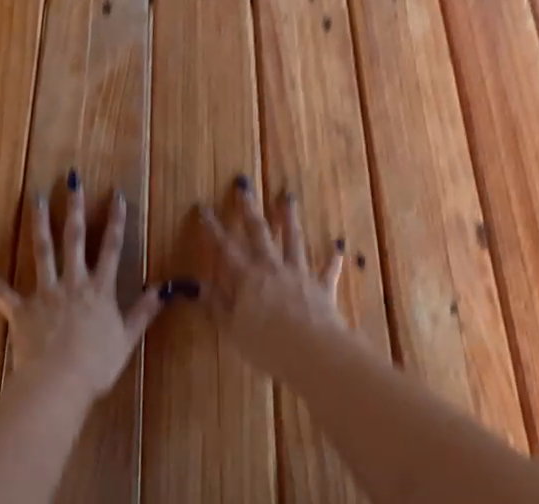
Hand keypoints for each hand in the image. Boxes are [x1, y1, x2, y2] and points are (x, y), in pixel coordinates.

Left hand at [0, 174, 168, 399]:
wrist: (59, 383)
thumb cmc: (96, 365)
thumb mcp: (126, 339)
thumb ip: (143, 311)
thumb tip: (163, 288)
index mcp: (99, 290)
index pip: (112, 248)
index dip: (116, 221)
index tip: (117, 194)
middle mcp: (73, 283)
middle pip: (75, 239)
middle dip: (75, 207)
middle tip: (71, 180)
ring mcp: (45, 294)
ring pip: (43, 251)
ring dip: (40, 223)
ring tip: (36, 198)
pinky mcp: (21, 310)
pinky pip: (1, 292)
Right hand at [196, 177, 347, 370]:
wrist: (311, 351)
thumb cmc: (266, 344)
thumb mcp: (232, 330)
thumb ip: (217, 306)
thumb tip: (200, 286)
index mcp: (248, 278)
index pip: (225, 248)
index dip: (213, 228)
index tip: (204, 207)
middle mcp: (273, 268)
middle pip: (259, 233)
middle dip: (249, 210)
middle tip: (244, 186)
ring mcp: (299, 274)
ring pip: (294, 240)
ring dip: (290, 219)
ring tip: (288, 197)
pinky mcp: (322, 287)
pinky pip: (328, 270)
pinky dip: (333, 259)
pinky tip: (338, 246)